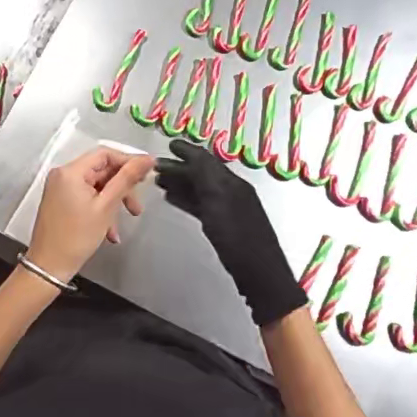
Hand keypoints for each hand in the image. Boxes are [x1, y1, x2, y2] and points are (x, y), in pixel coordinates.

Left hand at [25, 147, 153, 282]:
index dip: (129, 161)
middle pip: (102, 171)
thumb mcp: (107, 206)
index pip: (105, 154)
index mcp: (70, 172)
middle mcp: (62, 176)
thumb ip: (127, 179)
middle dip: (122, 188)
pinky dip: (101, 209)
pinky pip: (88, 197)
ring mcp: (61, 189)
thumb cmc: (73, 239)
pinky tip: (109, 229)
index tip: (146, 171)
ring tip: (122, 221)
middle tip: (135, 204)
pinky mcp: (61, 202)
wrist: (49, 266)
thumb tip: (144, 160)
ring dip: (113, 202)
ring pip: (97, 187)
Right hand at [155, 139, 306, 326]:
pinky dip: (187, 199)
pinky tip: (174, 200)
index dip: (187, 151)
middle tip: (157, 166)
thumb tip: (192, 157)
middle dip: (180, 168)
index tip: (170, 144)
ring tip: (160, 182)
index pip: (206, 160)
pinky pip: (201, 204)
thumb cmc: (237, 237)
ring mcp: (228, 208)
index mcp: (232, 183)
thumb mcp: (219, 202)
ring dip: (181, 183)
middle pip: (202, 174)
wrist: (259, 271)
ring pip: (201, 189)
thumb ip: (205, 177)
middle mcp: (231, 191)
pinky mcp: (224, 224)